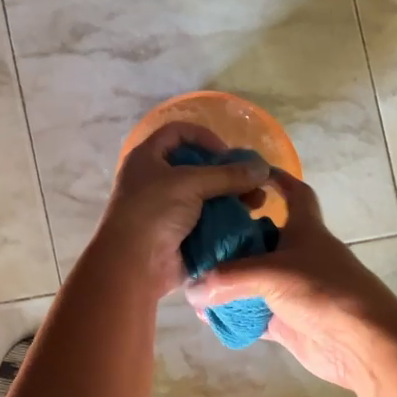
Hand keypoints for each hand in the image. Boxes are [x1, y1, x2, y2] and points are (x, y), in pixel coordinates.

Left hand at [92, 121, 271, 297]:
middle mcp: (155, 179)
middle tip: (252, 180)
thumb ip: (227, 175)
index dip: (203, 136)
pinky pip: (206, 219)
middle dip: (226, 172)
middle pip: (196, 166)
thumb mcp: (190, 184)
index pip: (177, 132)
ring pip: (205, 195)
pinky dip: (225, 219)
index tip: (225, 152)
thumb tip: (262, 168)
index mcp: (147, 158)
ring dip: (231, 197)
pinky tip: (247, 220)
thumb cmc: (154, 211)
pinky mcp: (178, 232)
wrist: (133, 264)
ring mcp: (167, 208)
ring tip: (257, 202)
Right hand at [184, 169, 396, 390]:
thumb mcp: (273, 274)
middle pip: (262, 238)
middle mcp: (300, 255)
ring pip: (254, 278)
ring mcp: (294, 290)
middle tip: (198, 237)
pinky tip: (209, 316)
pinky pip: (254, 313)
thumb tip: (191, 289)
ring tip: (193, 280)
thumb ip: (229, 279)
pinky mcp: (290, 322)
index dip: (278, 178)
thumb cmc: (325, 291)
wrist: (364, 346)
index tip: (251, 172)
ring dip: (228, 281)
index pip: (295, 194)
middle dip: (232, 238)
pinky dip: (234, 314)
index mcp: (306, 230)